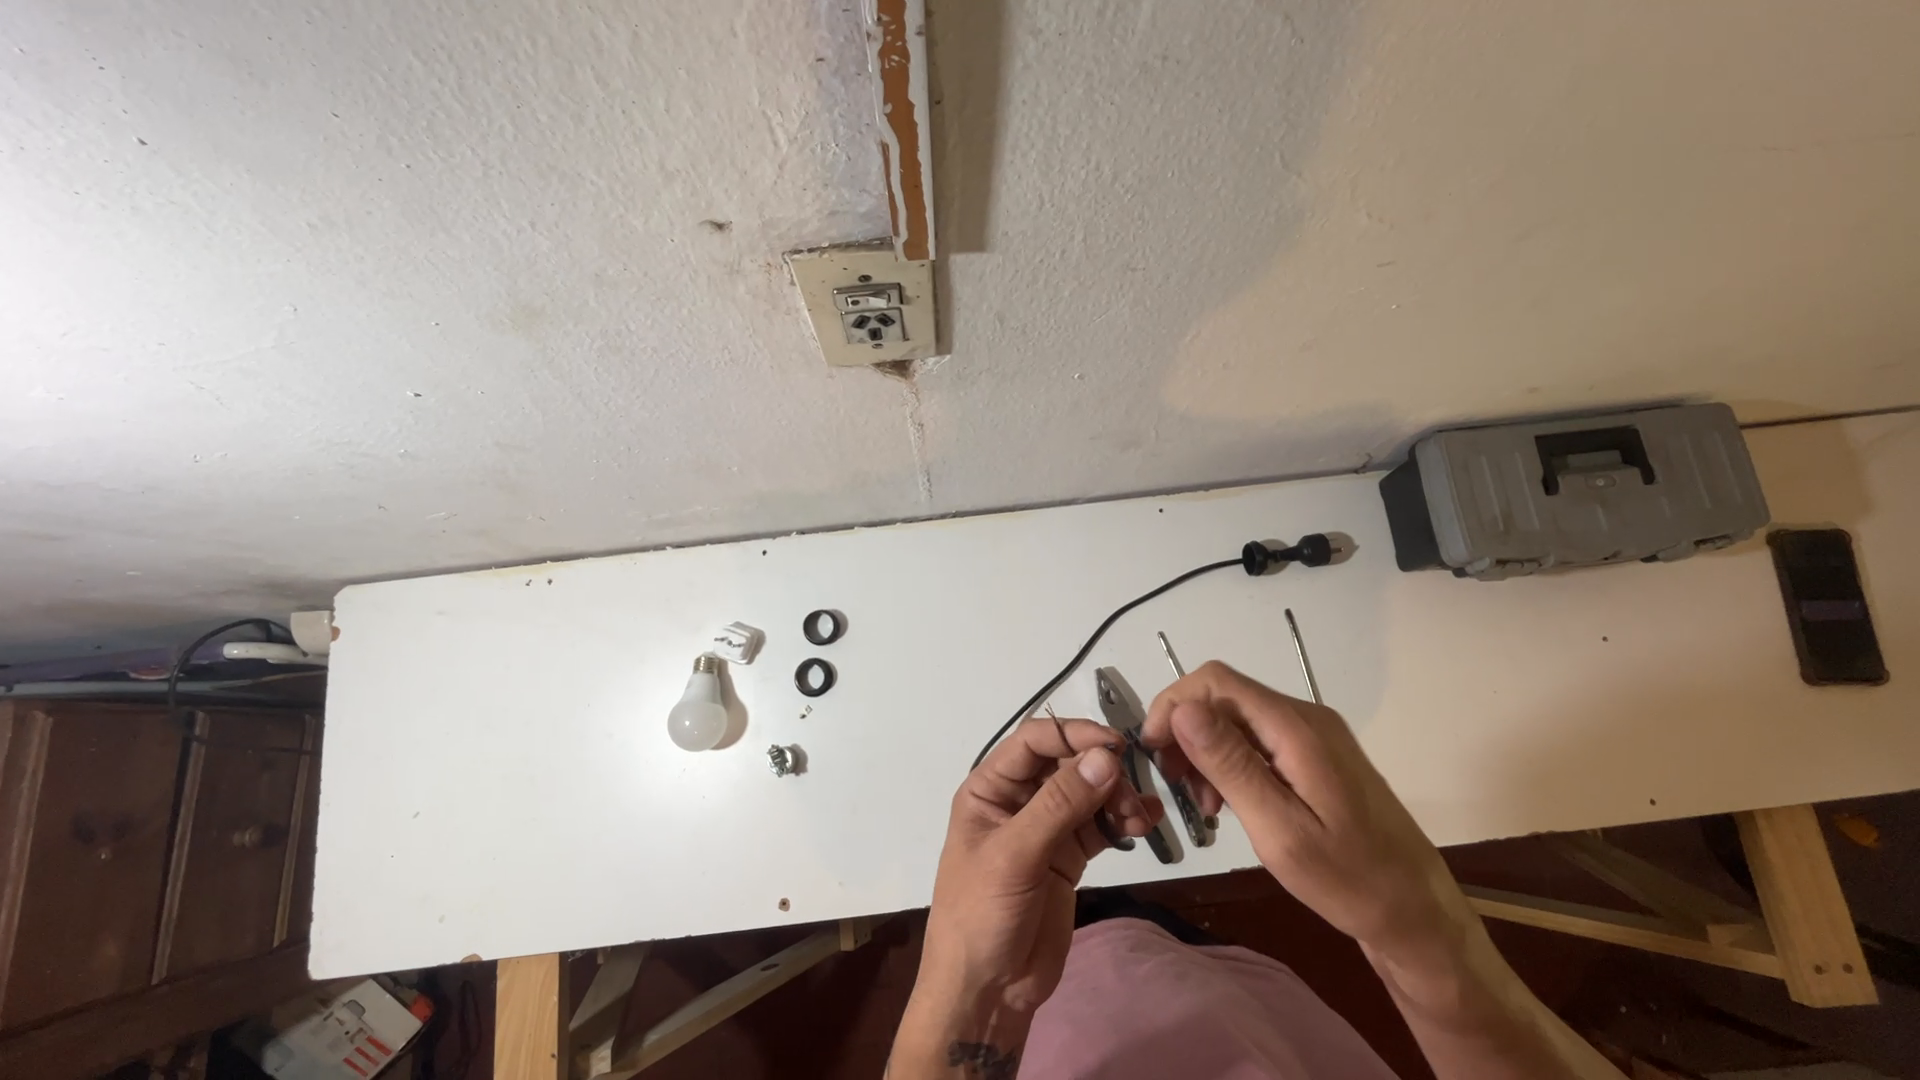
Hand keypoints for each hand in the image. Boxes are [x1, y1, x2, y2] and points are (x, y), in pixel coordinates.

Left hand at [891, 717, 1161, 1074]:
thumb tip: (1106, 757)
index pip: (1033, 742)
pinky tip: (1147, 821)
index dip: (1072, 735)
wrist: (987, 989)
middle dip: (1101, 769)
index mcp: (989, 788)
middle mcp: (1018, 800)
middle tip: (1130, 792)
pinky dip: (1123, 819)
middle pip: (1067, 764)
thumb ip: (1060, 805)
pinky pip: (1100, 826)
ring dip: (1117, 795)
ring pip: (1088, 793)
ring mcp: (1045, 829)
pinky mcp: (1068, 857)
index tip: (1114, 745)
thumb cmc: (982, 913)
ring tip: (1138, 816)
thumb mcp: (1015, 855)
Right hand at [1141, 661, 1469, 958]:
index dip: (1173, 705)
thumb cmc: (1348, 879)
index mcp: (1297, 729)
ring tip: (1206, 803)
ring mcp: (1313, 734)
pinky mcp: (1315, 753)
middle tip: (1178, 787)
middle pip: (1223, 696)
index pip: (1216, 681)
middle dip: (1185, 731)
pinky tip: (1229, 800)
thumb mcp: (1280, 829)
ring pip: (1236, 717)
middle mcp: (1305, 717)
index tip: (1153, 753)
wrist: (1415, 910)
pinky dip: (1229, 761)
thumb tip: (1182, 709)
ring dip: (1205, 750)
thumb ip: (1231, 764)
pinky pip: (1256, 737)